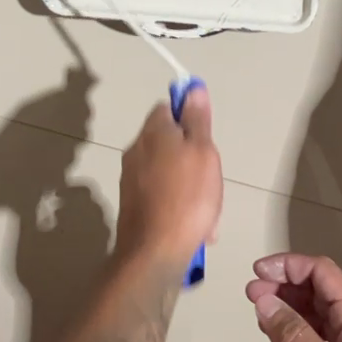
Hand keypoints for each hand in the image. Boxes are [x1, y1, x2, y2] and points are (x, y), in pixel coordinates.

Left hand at [114, 84, 222, 266]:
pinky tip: (194, 227)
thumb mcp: (202, 150)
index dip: (188, 118)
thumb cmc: (186, 197)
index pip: (168, 108)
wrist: (154, 253)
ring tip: (206, 212)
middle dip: (192, 159)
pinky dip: (178, 206)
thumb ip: (197, 119)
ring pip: (168, 172)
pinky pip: (161, 196)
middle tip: (210, 178)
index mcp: (152, 131)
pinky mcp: (132, 206)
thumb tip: (193, 88)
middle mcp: (136, 150)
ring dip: (189, 187)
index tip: (205, 138)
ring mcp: (131, 179)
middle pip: (169, 142)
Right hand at [246, 253, 341, 341]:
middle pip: (318, 289)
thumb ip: (297, 339)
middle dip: (284, 286)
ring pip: (318, 314)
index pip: (322, 271)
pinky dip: (298, 334)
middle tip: (253, 295)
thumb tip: (264, 302)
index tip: (258, 272)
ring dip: (288, 309)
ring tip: (262, 316)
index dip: (289, 265)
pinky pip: (321, 339)